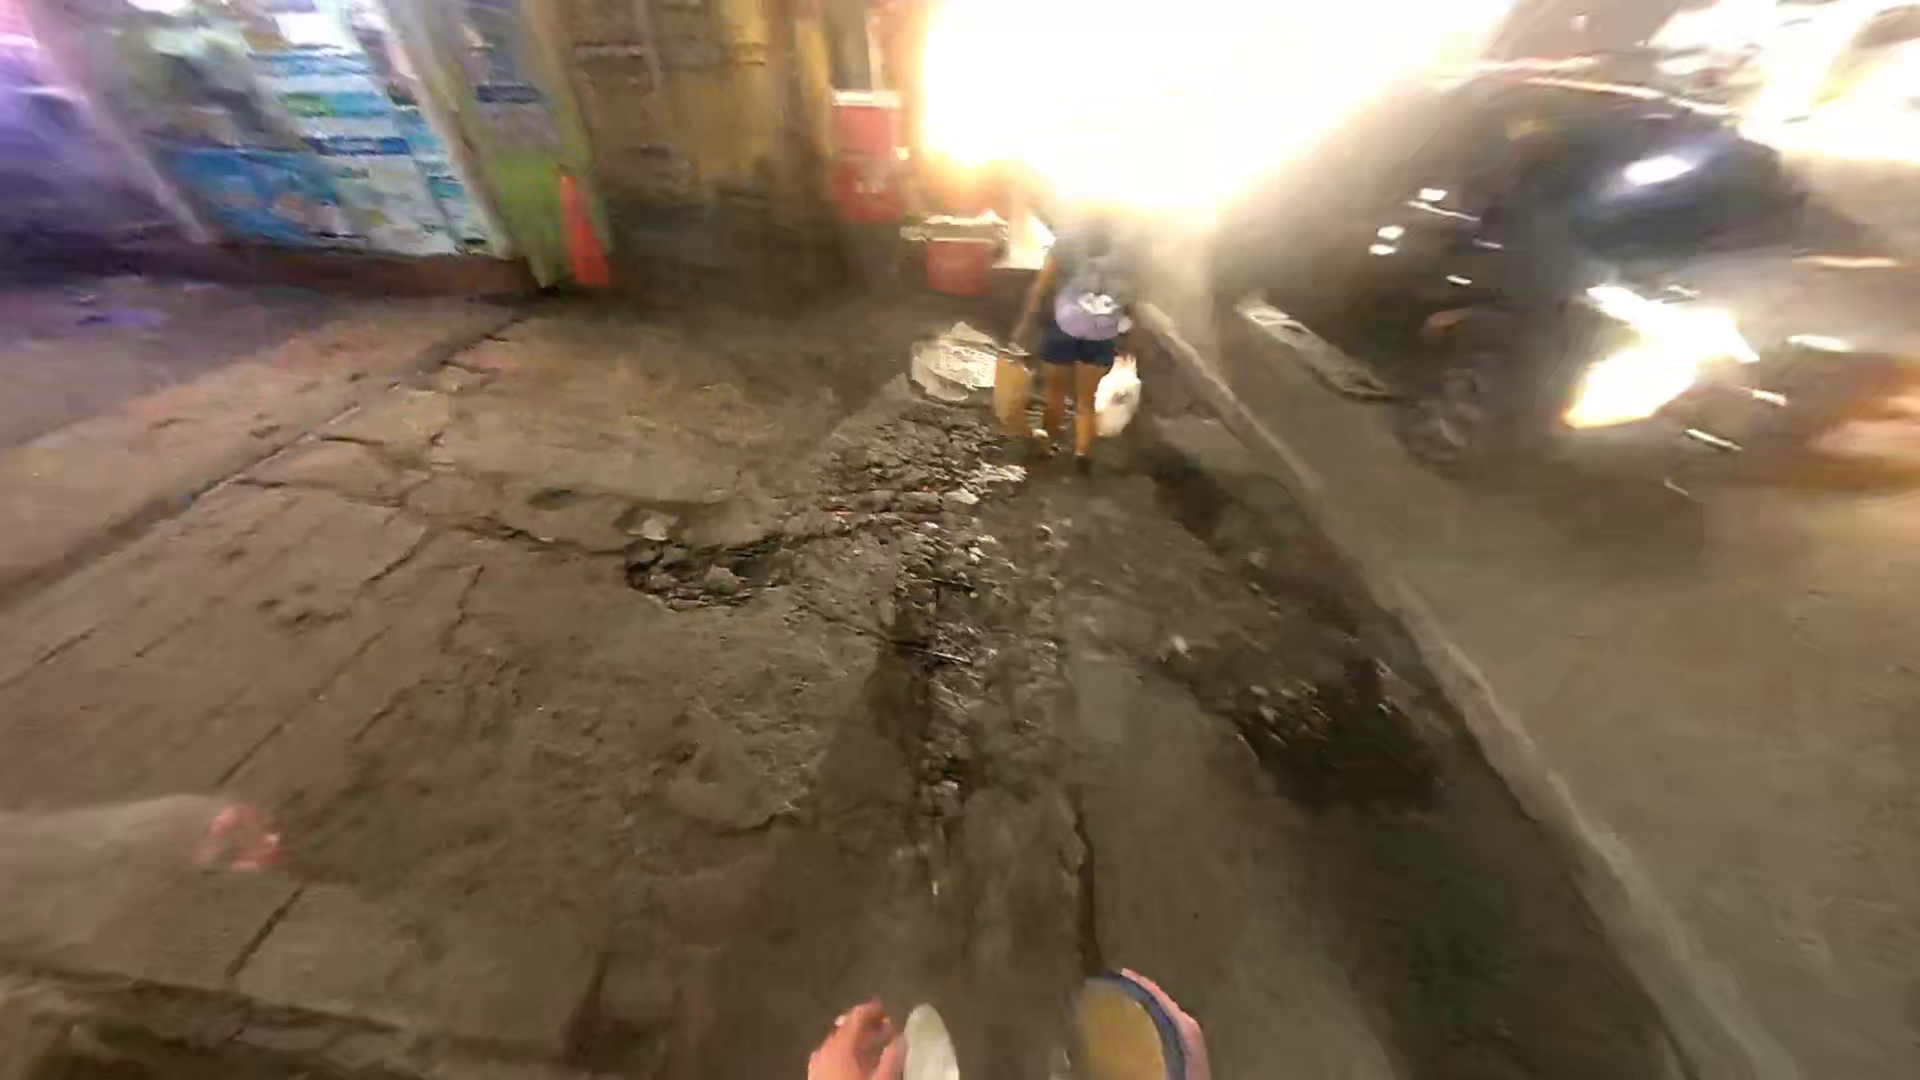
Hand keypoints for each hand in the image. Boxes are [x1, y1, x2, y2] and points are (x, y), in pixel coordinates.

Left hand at [808, 1001, 904, 1079]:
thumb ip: (892, 1058)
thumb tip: (901, 1037)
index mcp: (839, 1046)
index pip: (856, 1017)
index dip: (873, 1011)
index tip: (889, 1010)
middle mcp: (824, 1051)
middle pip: (847, 1030)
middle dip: (868, 1028)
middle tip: (889, 1030)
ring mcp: (817, 1069)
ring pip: (840, 1047)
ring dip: (859, 1044)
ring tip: (879, 1050)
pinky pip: (833, 1061)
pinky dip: (849, 1058)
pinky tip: (862, 1070)